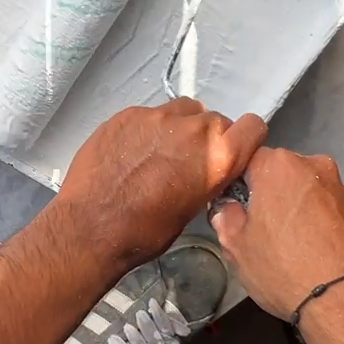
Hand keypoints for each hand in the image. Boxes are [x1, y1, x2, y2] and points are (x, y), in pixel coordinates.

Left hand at [59, 99, 265, 266]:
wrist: (91, 227)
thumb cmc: (144, 232)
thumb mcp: (191, 211)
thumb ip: (207, 178)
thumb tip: (203, 171)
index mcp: (218, 156)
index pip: (253, 128)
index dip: (243, 140)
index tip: (231, 151)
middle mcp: (194, 129)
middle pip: (214, 120)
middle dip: (205, 138)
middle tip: (185, 161)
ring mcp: (158, 116)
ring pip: (182, 110)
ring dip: (177, 127)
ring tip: (157, 152)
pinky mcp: (127, 113)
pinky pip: (149, 114)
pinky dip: (146, 129)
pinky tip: (130, 152)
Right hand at [209, 147, 343, 319]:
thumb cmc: (283, 268)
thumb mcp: (236, 247)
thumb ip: (226, 218)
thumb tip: (228, 209)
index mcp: (278, 165)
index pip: (247, 159)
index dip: (236, 183)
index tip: (232, 206)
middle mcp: (313, 166)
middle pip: (280, 173)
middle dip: (268, 193)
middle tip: (258, 228)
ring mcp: (341, 188)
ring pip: (306, 192)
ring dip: (294, 209)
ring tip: (287, 245)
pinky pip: (327, 211)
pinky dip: (317, 224)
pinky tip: (312, 252)